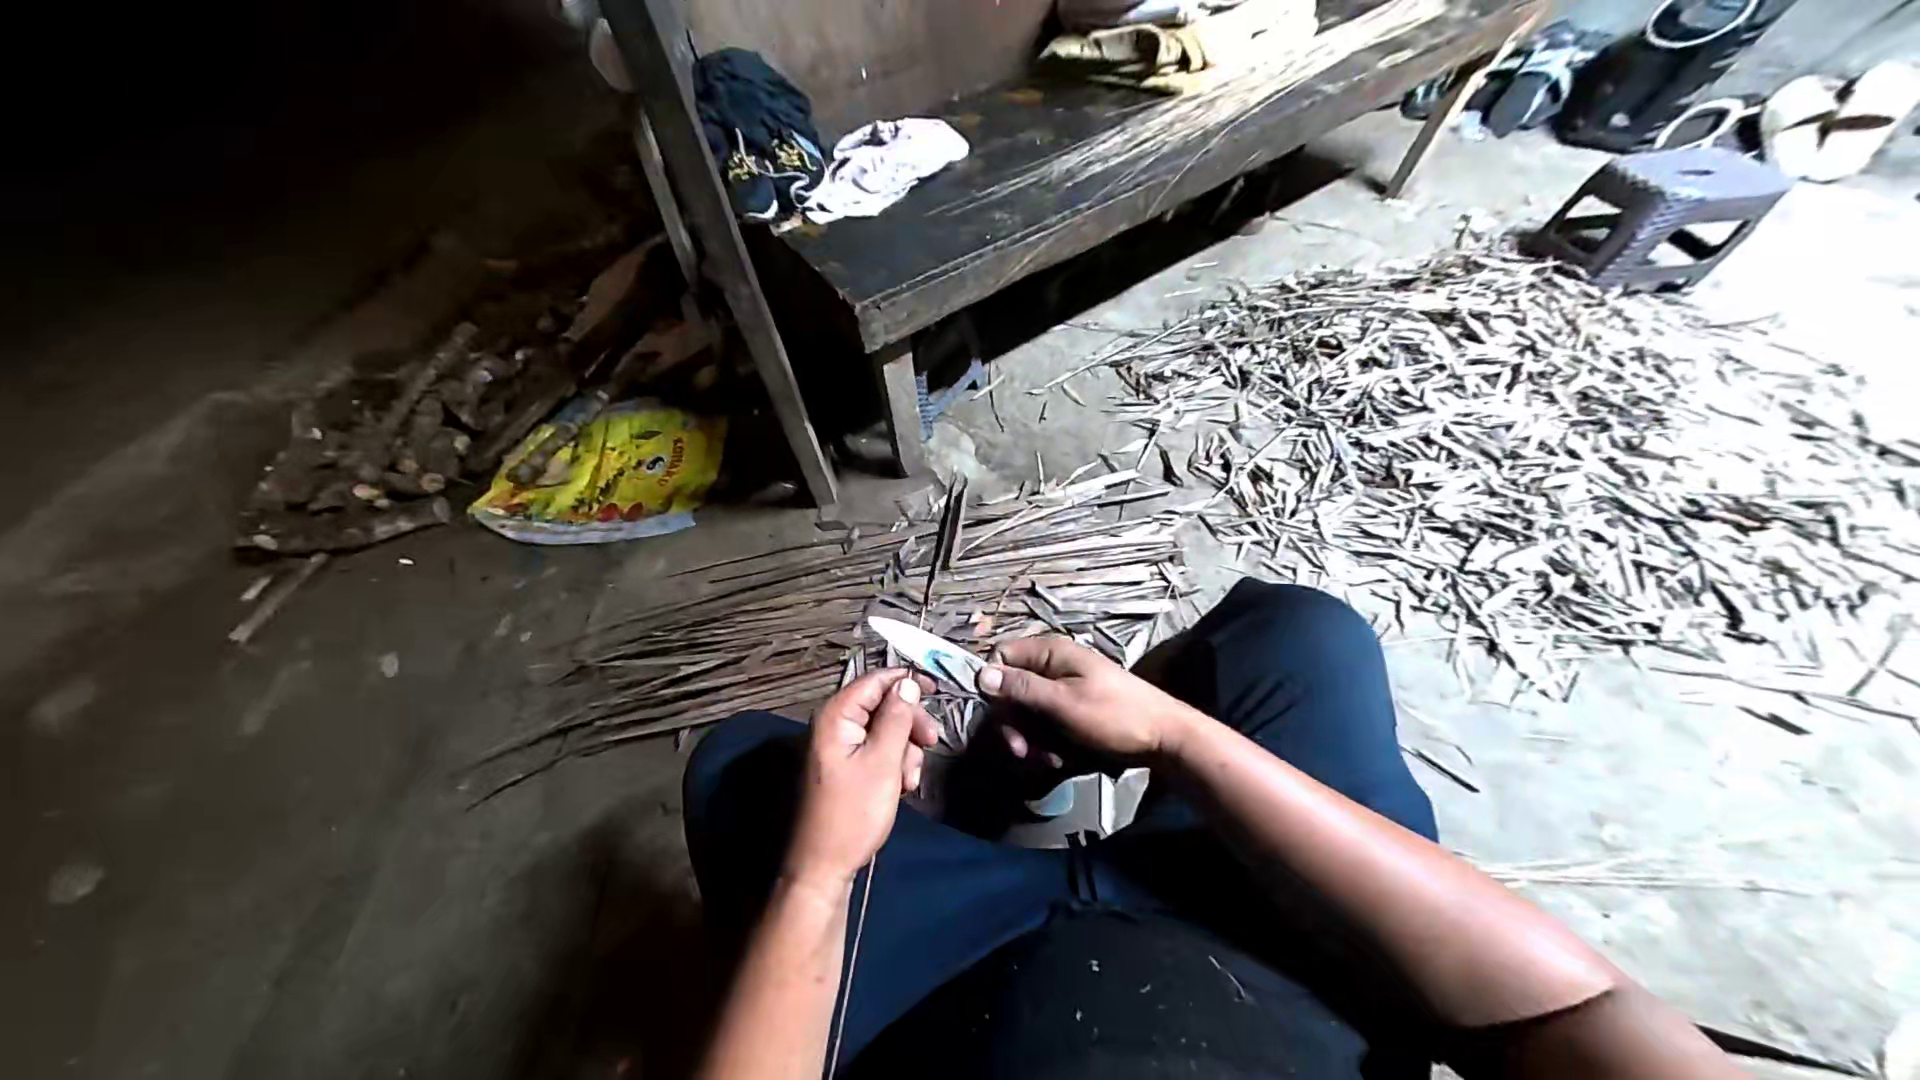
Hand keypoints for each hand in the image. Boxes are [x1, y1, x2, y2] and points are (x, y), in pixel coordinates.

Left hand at [784, 670, 938, 890]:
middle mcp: (835, 725)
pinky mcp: (847, 766)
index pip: (875, 680)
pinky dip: (895, 763)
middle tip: (931, 741)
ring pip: (885, 729)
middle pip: (882, 704)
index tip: (935, 690)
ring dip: (905, 749)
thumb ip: (897, 718)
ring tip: (910, 777)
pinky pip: (878, 750)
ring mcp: (840, 747)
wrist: (825, 867)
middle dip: (909, 723)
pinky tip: (903, 785)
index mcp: (836, 716)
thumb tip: (908, 683)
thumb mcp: (883, 762)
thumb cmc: (853, 812)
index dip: (906, 681)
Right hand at [979, 636, 1204, 764]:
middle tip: (1021, 751)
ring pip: (1025, 710)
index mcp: (1050, 652)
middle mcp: (1052, 665)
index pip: (1001, 656)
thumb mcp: (1063, 703)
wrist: (1164, 738)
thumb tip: (981, 674)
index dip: (994, 684)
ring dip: (1029, 737)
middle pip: (1010, 688)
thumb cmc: (1114, 715)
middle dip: (1012, 721)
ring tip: (1046, 759)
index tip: (999, 714)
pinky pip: (1043, 722)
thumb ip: (1022, 688)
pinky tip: (1058, 759)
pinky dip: (1045, 741)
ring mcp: (1062, 687)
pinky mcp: (1070, 708)